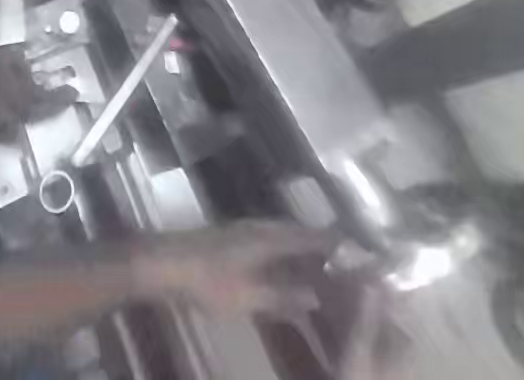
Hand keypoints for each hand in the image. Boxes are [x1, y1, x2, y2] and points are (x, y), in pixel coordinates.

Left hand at [132, 221, 334, 315]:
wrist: (165, 263)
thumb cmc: (208, 280)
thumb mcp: (249, 297)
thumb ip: (283, 296)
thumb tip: (317, 296)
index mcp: (266, 237)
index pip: (307, 236)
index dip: (332, 241)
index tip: (358, 246)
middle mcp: (257, 227)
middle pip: (295, 230)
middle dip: (319, 240)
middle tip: (344, 254)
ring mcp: (242, 229)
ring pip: (280, 232)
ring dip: (301, 242)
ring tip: (321, 258)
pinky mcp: (231, 237)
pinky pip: (268, 238)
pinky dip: (284, 246)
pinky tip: (284, 261)